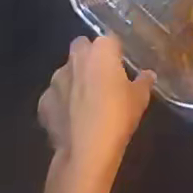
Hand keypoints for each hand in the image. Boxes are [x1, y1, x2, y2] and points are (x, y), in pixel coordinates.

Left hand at [37, 34, 154, 176]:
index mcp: (101, 50)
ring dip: (74, 80)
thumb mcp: (140, 99)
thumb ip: (144, 82)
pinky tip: (70, 120)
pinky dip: (60, 104)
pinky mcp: (43, 102)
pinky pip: (54, 97)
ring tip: (85, 102)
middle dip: (89, 57)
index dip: (115, 52)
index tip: (121, 66)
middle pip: (82, 46)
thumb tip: (148, 74)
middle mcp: (76, 58)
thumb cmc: (118, 117)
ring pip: (65, 71)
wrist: (85, 153)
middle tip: (101, 77)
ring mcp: (56, 79)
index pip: (110, 40)